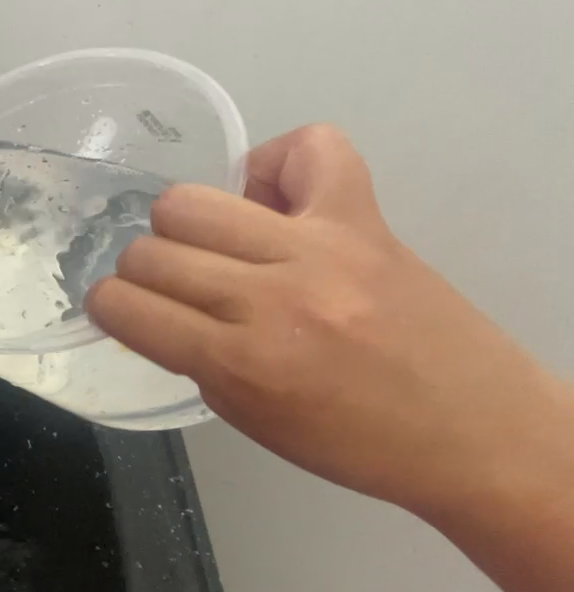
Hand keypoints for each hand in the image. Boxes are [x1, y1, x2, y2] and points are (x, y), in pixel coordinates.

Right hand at [86, 125, 571, 515]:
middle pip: (147, 251)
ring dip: (184, 227)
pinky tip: (272, 202)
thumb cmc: (349, 440)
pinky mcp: (367, 222)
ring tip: (219, 248)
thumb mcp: (240, 412)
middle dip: (144, 274)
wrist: (481, 437)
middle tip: (178, 292)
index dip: (109, 308)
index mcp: (236, 360)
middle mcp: (272, 299)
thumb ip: (184, 353)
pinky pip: (309, 151)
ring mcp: (321, 252)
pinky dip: (274, 165)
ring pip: (188, 202)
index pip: (120, 305)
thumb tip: (144, 305)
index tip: (128, 315)